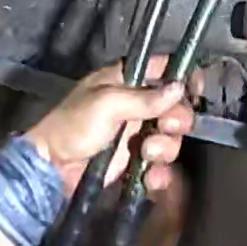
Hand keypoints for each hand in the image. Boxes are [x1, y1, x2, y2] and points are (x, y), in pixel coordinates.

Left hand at [26, 55, 195, 192]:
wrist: (52, 168)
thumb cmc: (75, 124)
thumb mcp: (107, 104)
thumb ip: (144, 98)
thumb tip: (179, 88)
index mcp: (128, 77)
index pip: (164, 67)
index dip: (183, 75)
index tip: (194, 91)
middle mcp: (137, 101)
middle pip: (176, 105)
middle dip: (176, 118)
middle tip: (165, 127)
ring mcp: (137, 131)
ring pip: (171, 135)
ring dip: (166, 146)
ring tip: (146, 152)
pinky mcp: (135, 159)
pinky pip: (161, 163)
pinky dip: (160, 172)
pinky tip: (150, 178)